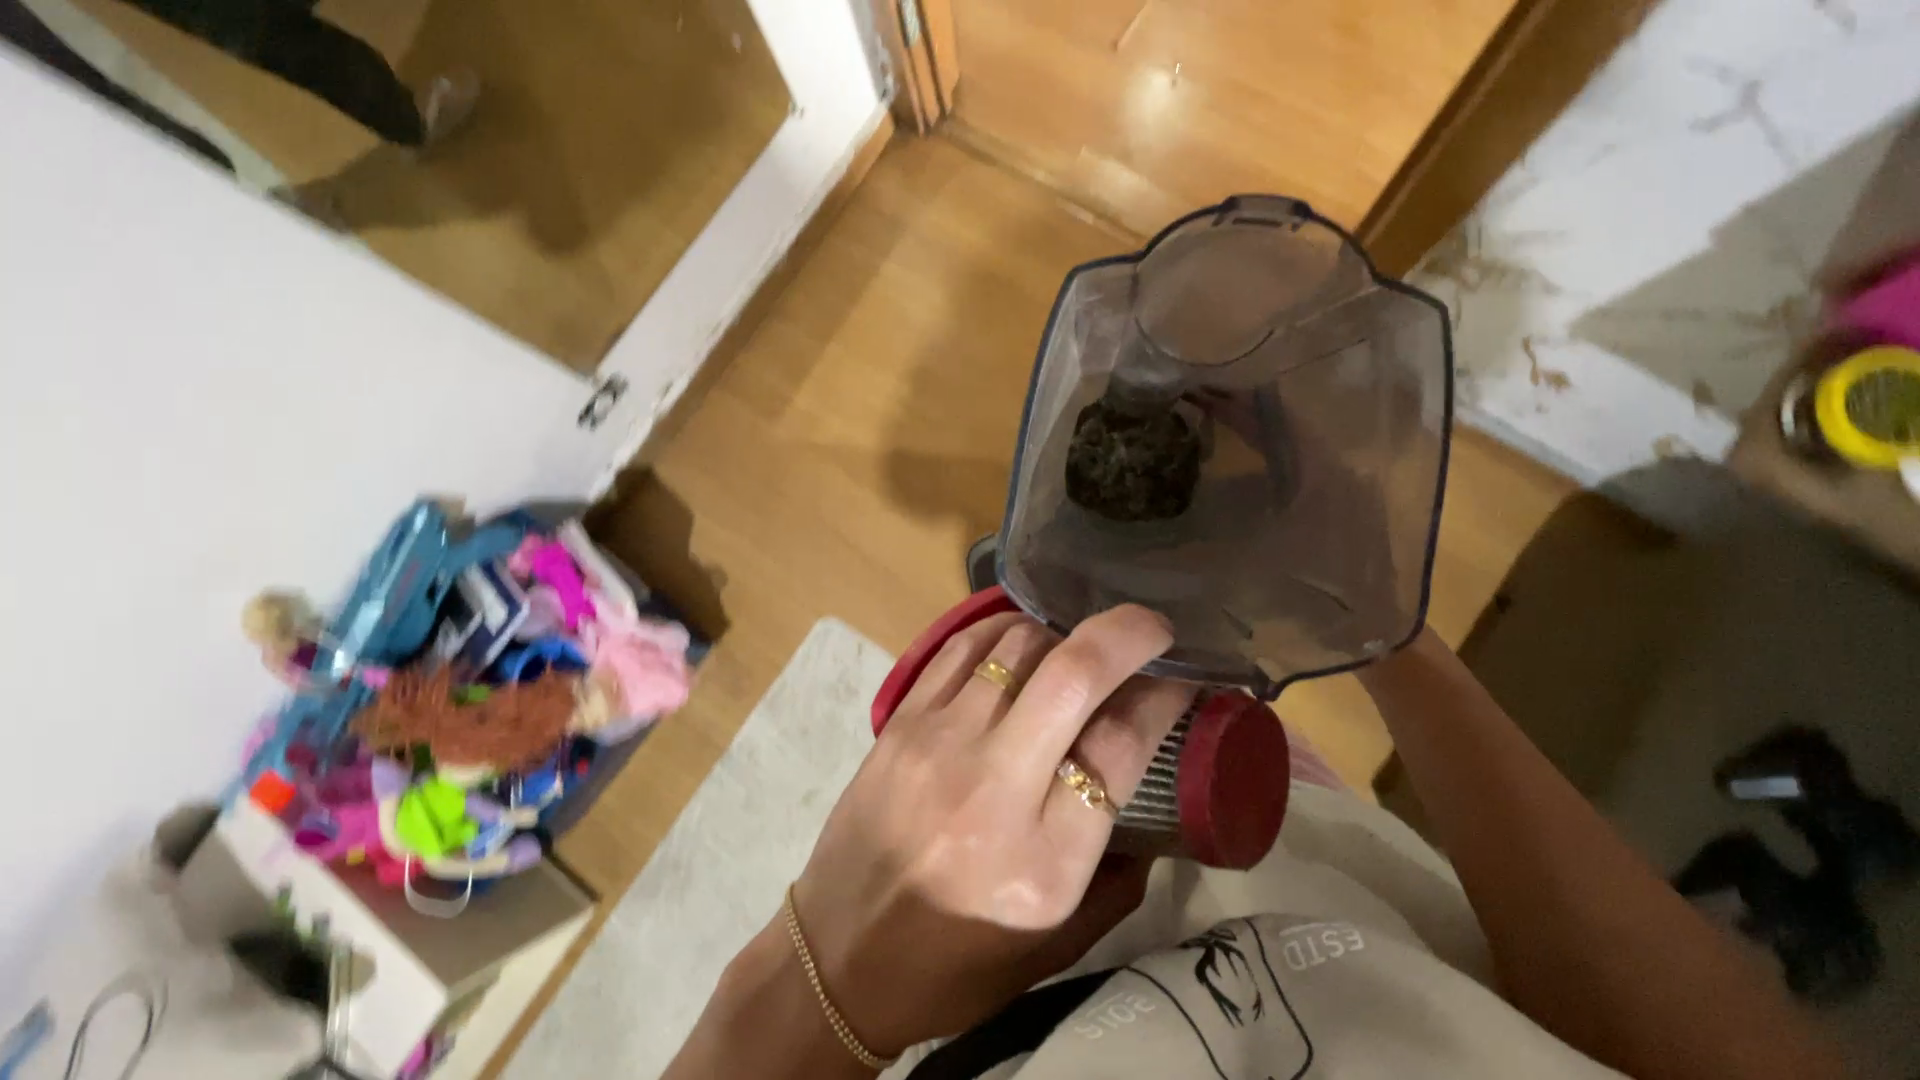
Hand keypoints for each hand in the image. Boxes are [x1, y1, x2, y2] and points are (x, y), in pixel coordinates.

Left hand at [789, 604, 1193, 1057]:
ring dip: (1062, 634)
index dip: (1164, 696)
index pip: (1122, 744)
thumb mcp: (1059, 941)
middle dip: (1128, 633)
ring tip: (1077, 652)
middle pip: (1074, 674)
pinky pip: (962, 647)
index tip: (1183, 679)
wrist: (841, 959)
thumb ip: (1122, 872)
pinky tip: (1022, 643)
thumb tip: (1151, 787)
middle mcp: (993, 788)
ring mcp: (938, 745)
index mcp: (1045, 860)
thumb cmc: (959, 963)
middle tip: (1151, 629)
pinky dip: (1004, 631)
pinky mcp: (899, 724)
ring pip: (1017, 645)